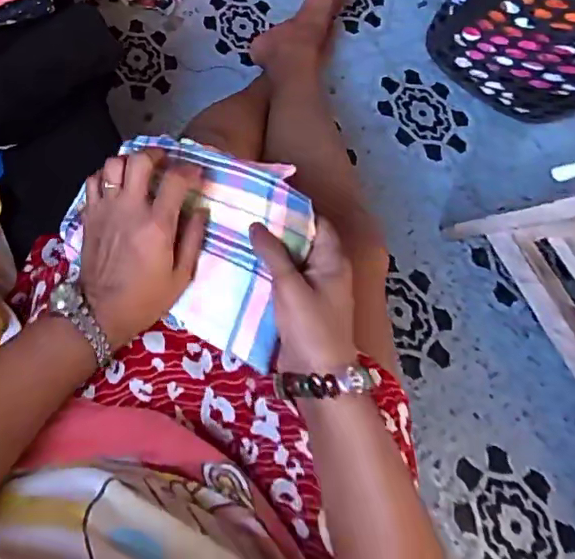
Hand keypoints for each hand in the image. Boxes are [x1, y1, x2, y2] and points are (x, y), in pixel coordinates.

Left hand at [78, 150, 208, 346]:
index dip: (190, 170)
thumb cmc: (145, 298)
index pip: (175, 179)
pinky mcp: (89, 214)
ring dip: (128, 162)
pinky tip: (116, 185)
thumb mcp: (181, 276)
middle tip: (164, 162)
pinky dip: (105, 176)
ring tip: (138, 171)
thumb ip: (194, 239)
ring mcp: (105, 209)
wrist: (100, 313)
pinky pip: (94, 180)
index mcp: (156, 225)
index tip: (196, 174)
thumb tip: (200, 210)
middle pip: (139, 160)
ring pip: (113, 164)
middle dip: (155, 154)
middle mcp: (129, 209)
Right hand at [251, 216, 360, 373]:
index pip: (317, 223)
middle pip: (301, 240)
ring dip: (270, 250)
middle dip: (278, 228)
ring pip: (290, 260)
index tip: (268, 197)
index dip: (296, 209)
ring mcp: (312, 288)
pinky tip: (245, 264)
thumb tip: (256, 224)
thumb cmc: (311, 327)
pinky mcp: (299, 305)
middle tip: (248, 213)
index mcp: (333, 260)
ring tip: (241, 234)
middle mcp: (325, 270)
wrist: (317, 377)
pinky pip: (283, 279)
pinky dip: (268, 270)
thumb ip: (273, 252)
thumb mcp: (290, 285)